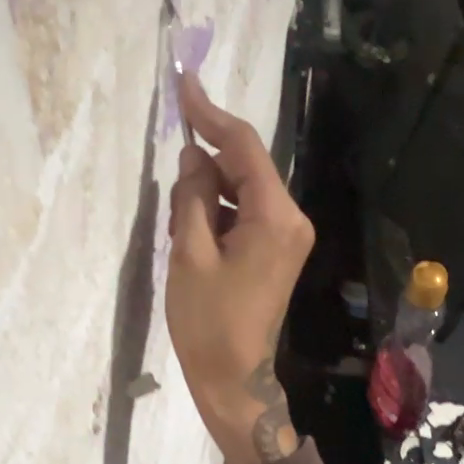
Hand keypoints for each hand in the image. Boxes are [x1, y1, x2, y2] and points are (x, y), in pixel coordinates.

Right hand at [166, 73, 315, 463]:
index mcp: (275, 216)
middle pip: (244, 169)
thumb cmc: (208, 322)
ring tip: (182, 240)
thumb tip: (194, 156)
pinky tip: (196, 245)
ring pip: (242, 193)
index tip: (183, 85)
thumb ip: (192, 198)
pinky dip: (218, 218)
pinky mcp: (277, 253)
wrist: (233, 379)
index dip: (210, 114)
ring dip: (207, 200)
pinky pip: (245, 216)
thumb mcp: (190, 254)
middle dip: (204, 173)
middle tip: (172, 210)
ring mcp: (287, 238)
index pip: (243, 147)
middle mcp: (291, 219)